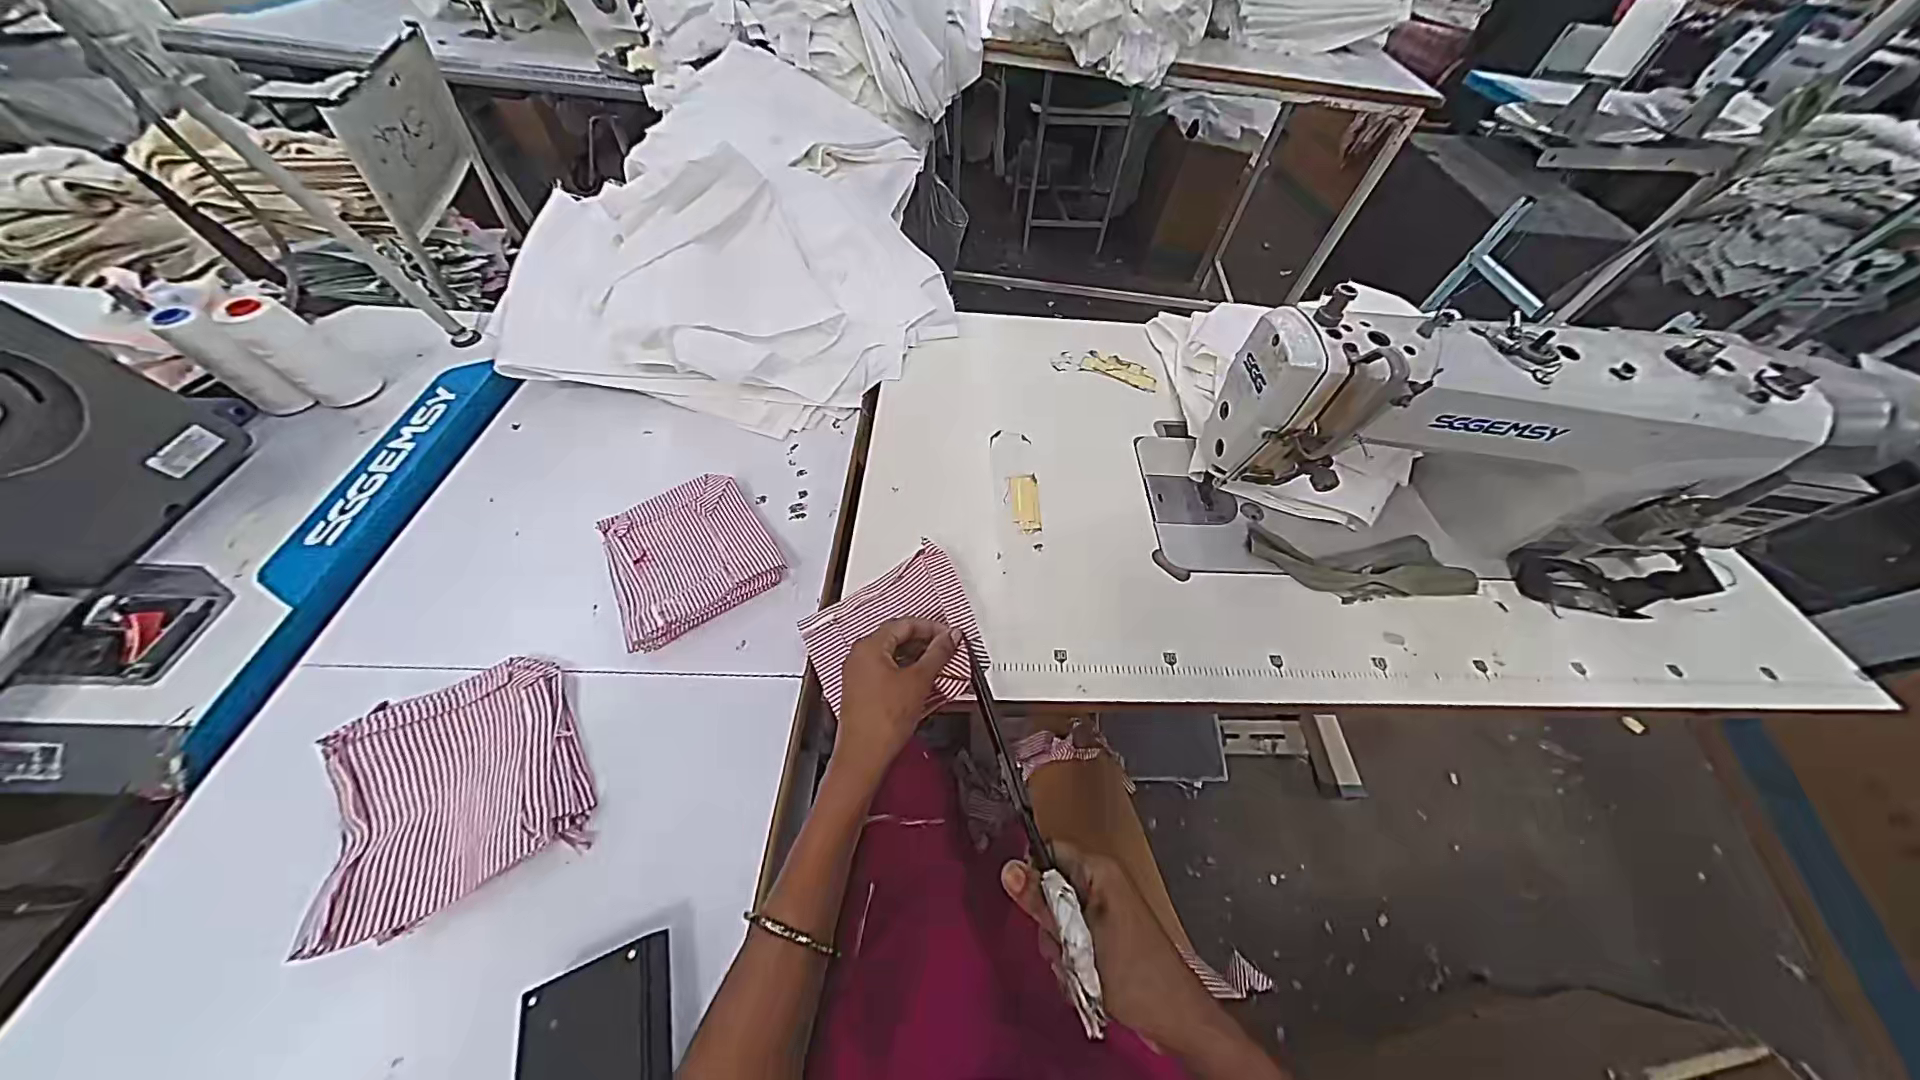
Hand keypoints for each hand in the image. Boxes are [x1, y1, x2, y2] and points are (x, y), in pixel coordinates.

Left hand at [832, 618, 960, 780]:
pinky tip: (921, 682)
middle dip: (925, 642)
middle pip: (897, 637)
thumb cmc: (881, 721)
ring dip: (917, 658)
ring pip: (892, 655)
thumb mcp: (919, 680)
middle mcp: (859, 656)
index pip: (904, 624)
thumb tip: (950, 637)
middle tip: (946, 648)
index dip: (931, 627)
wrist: (865, 755)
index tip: (948, 635)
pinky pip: (887, 671)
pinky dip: (906, 672)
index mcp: (869, 646)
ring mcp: (859, 674)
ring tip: (938, 665)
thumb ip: (938, 653)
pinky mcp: (862, 690)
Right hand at [1000, 841, 1236, 1057]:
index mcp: (1099, 869)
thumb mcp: (1078, 939)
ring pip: (1059, 917)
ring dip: (1059, 946)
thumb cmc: (1136, 977)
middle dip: (1048, 923)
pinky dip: (1072, 959)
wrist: (1176, 1020)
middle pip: (1050, 887)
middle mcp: (1103, 882)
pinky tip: (1085, 978)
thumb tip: (1009, 869)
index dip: (1033, 875)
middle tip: (1064, 947)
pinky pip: (1073, 936)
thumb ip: (1042, 902)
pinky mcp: (1107, 933)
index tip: (1030, 905)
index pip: (1048, 850)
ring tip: (1078, 968)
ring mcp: (1106, 908)